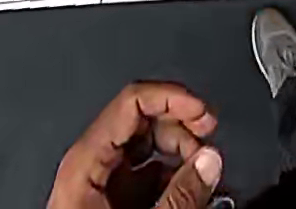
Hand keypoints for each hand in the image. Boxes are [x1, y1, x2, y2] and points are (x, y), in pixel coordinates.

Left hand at [47, 82, 222, 208]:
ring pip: (148, 147)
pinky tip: (191, 192)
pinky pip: (147, 175)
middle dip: (182, 128)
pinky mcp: (110, 206)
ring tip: (204, 172)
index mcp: (85, 163)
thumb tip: (210, 159)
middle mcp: (90, 167)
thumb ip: (179, 194)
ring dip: (181, 152)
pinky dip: (172, 176)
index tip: (203, 113)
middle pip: (144, 121)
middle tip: (209, 142)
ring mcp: (99, 187)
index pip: (133, 101)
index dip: (173, 98)